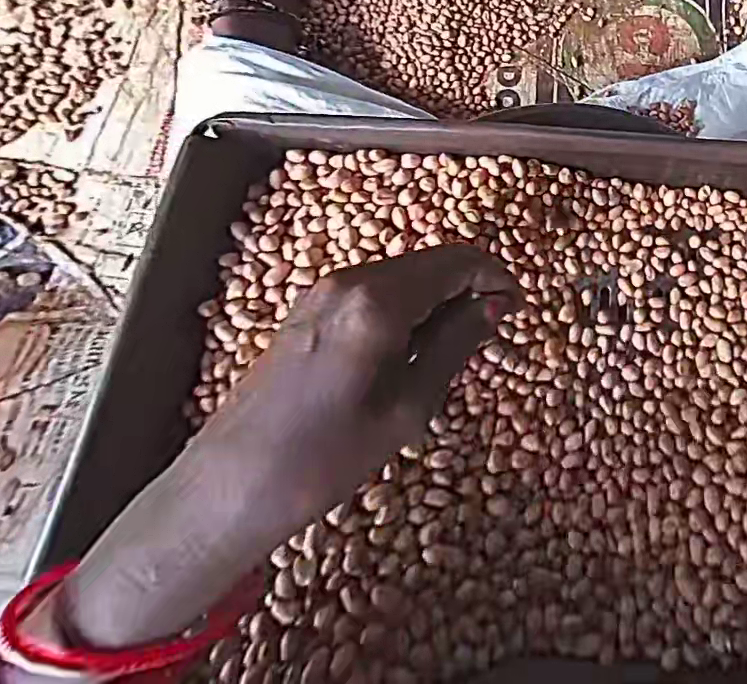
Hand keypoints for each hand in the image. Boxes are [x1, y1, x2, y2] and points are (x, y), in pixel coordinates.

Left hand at [199, 243, 521, 520]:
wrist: (229, 486)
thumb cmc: (327, 456)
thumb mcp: (409, 405)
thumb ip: (456, 343)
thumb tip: (496, 305)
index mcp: (378, 299)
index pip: (458, 261)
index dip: (496, 278)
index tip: (516, 309)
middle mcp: (351, 279)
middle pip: (432, 262)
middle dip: (470, 287)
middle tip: (492, 332)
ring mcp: (326, 289)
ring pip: (406, 274)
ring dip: (440, 298)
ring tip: (454, 348)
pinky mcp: (312, 306)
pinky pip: (377, 290)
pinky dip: (409, 306)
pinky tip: (412, 348)